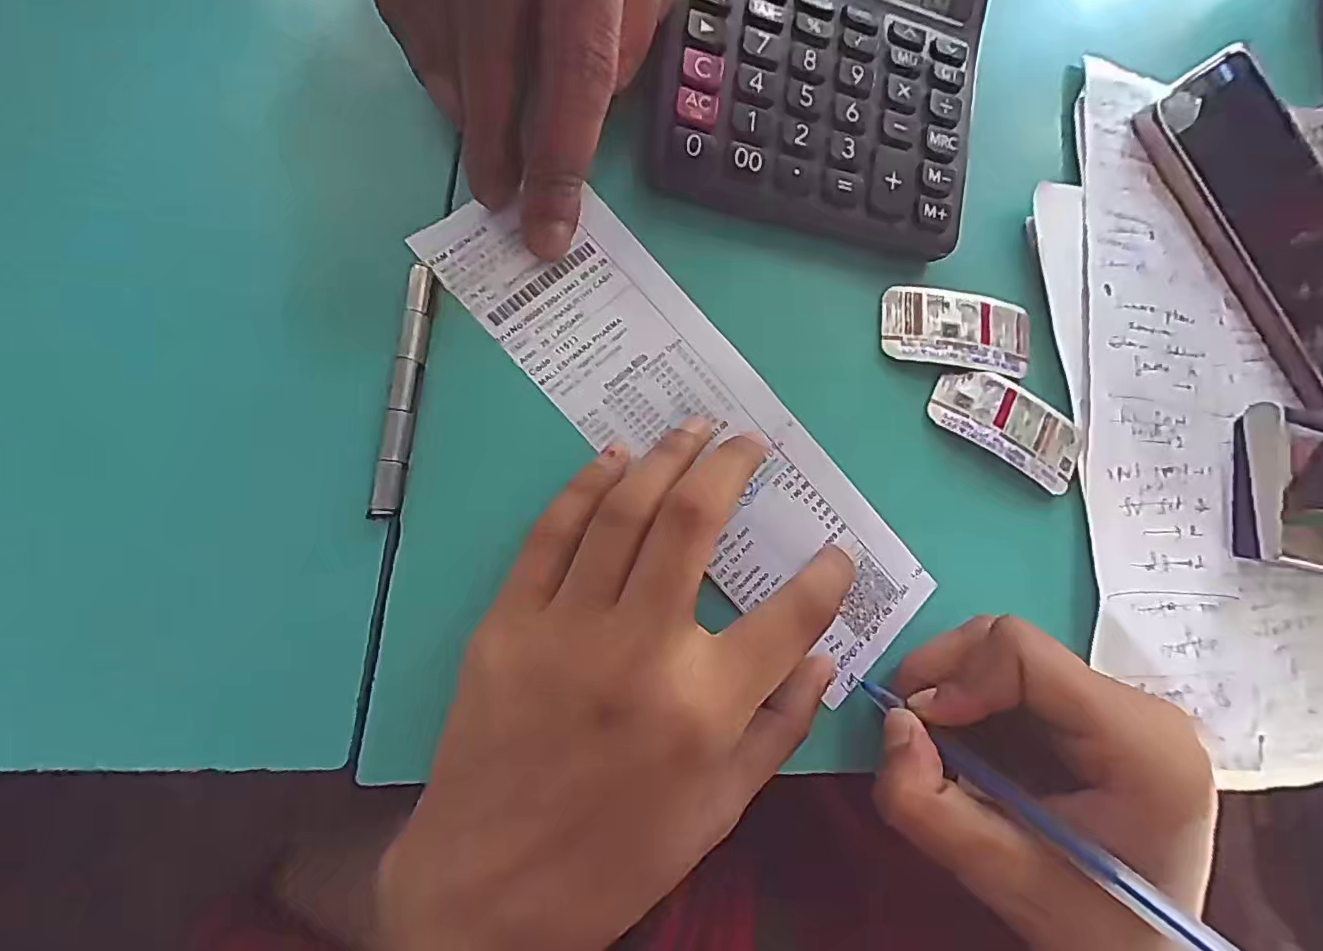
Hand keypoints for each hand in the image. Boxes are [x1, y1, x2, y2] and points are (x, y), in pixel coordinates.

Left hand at [340, 0, 707, 259]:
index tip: (495, 187)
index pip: (497, 4)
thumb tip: (458, 104)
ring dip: (580, 103)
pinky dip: (610, 54)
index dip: (494, 107)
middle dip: (564, 152)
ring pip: (624, 42)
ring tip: (547, 132)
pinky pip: (651, 16)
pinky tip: (579, 49)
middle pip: (589, 46)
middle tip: (550, 229)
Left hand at [376, 421, 853, 950]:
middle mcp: (640, 651)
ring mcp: (566, 630)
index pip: (791, 616)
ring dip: (665, 458)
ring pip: (624, 513)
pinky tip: (615, 457)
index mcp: (704, 706)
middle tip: (749, 440)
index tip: (837, 551)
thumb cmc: (618, 856)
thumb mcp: (721, 809)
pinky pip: (551, 535)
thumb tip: (824, 656)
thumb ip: (781, 726)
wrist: (485, 895)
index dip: (828, 575)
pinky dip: (586, 486)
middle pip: (693, 524)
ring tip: (693, 427)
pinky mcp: (507, 625)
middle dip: (730, 467)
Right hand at [873, 616, 1217, 950]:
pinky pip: (1020, 679)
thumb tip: (894, 722)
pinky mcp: (1102, 711)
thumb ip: (928, 806)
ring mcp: (1125, 704)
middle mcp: (1141, 706)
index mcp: (1140, 741)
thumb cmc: (1092, 928)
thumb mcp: (1002, 878)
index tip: (919, 720)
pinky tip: (971, 746)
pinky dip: (977, 702)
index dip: (957, 675)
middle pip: (1014, 644)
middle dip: (947, 675)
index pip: (1023, 652)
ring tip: (940, 743)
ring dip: (957, 689)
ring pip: (1010, 656)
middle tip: (911, 722)